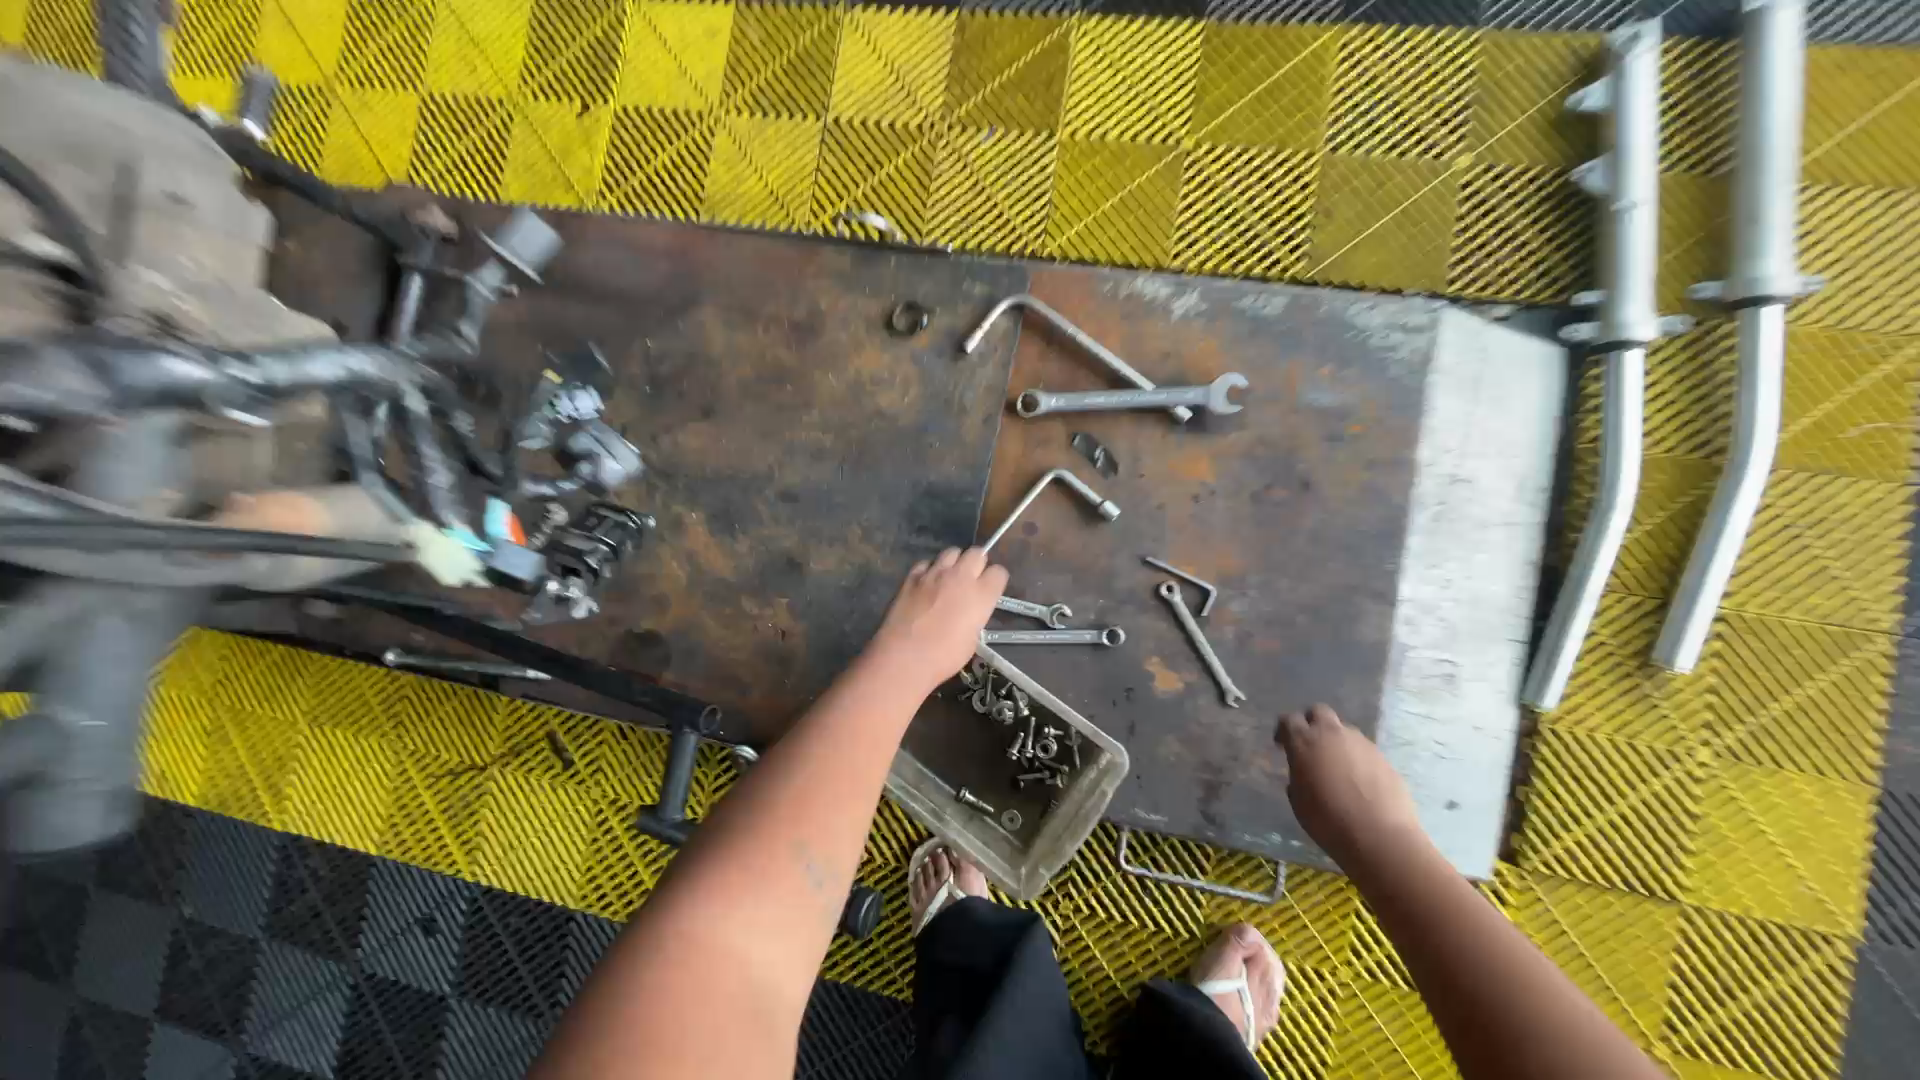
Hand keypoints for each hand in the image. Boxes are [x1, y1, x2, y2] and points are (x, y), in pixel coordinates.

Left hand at [863, 547, 1008, 694]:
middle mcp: (961, 577)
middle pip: (976, 553)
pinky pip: (926, 563)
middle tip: (971, 580)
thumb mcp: (972, 640)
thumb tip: (969, 612)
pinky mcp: (912, 576)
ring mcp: (934, 574)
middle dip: (977, 563)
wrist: (904, 656)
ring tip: (949, 578)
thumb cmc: (943, 657)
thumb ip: (974, 617)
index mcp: (981, 595)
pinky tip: (926, 584)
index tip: (990, 591)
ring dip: (954, 562)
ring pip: (951, 552)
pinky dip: (929, 570)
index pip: (999, 572)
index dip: (995, 581)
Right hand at [1278, 704, 1426, 869]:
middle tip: (1310, 745)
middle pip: (1319, 711)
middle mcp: (1333, 734)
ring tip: (1337, 768)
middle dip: (1311, 722)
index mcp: (1305, 742)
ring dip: (1336, 741)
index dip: (1283, 730)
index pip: (1288, 719)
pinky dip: (1356, 758)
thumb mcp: (1298, 800)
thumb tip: (1304, 774)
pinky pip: (1363, 750)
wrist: (1379, 836)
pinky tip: (1358, 782)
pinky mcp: (1382, 757)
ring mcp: (1361, 743)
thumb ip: (1297, 777)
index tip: (1282, 745)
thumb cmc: (1328, 821)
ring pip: (1344, 730)